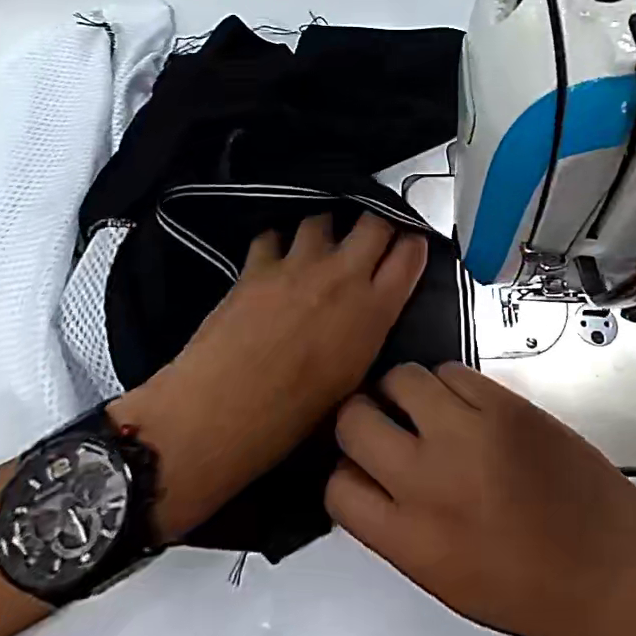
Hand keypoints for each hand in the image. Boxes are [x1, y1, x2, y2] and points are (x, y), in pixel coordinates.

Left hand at [110, 213, 427, 539]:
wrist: (222, 413)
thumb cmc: (292, 417)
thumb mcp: (352, 383)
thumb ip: (368, 338)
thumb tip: (368, 322)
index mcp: (374, 310)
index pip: (409, 254)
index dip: (413, 241)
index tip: (410, 242)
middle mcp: (342, 277)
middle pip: (374, 221)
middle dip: (378, 220)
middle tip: (371, 233)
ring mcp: (298, 265)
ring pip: (323, 218)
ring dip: (327, 228)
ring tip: (321, 243)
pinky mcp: (257, 266)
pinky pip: (273, 235)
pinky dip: (278, 241)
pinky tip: (275, 256)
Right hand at [325, 363, 635, 635]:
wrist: (611, 564)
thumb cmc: (536, 584)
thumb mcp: (444, 576)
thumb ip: (397, 527)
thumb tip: (371, 484)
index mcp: (409, 539)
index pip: (337, 485)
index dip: (344, 469)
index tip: (358, 463)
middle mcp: (429, 482)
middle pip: (354, 420)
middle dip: (360, 415)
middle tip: (378, 418)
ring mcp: (467, 435)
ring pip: (400, 379)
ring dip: (402, 388)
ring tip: (422, 403)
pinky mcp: (503, 404)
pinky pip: (451, 370)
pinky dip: (448, 380)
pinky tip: (462, 400)